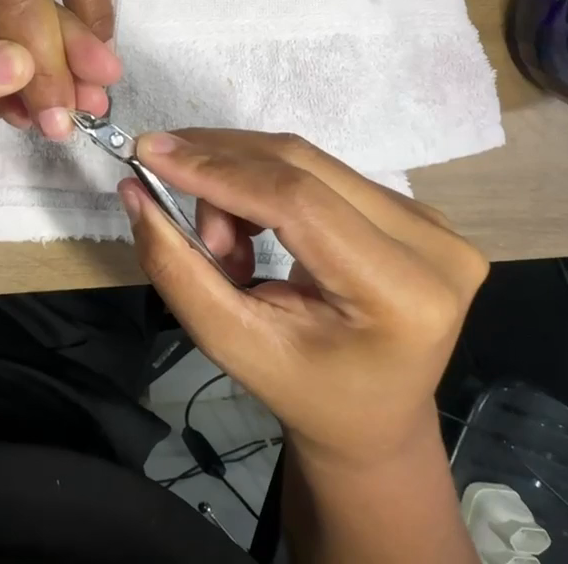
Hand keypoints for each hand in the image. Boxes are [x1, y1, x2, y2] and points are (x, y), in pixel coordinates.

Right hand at [122, 130, 488, 468]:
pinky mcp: (414, 209)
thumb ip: (175, 266)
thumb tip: (133, 189)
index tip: (147, 151)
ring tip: (221, 244)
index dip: (217, 170)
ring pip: (301, 159)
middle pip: (299, 165)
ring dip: (235, 181)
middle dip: (217, 171)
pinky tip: (250, 231)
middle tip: (167, 198)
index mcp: (403, 294)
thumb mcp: (227, 341)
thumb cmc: (302, 389)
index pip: (297, 201)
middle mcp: (434, 245)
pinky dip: (259, 185)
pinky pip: (314, 168)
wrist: (374, 416)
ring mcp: (432, 221)